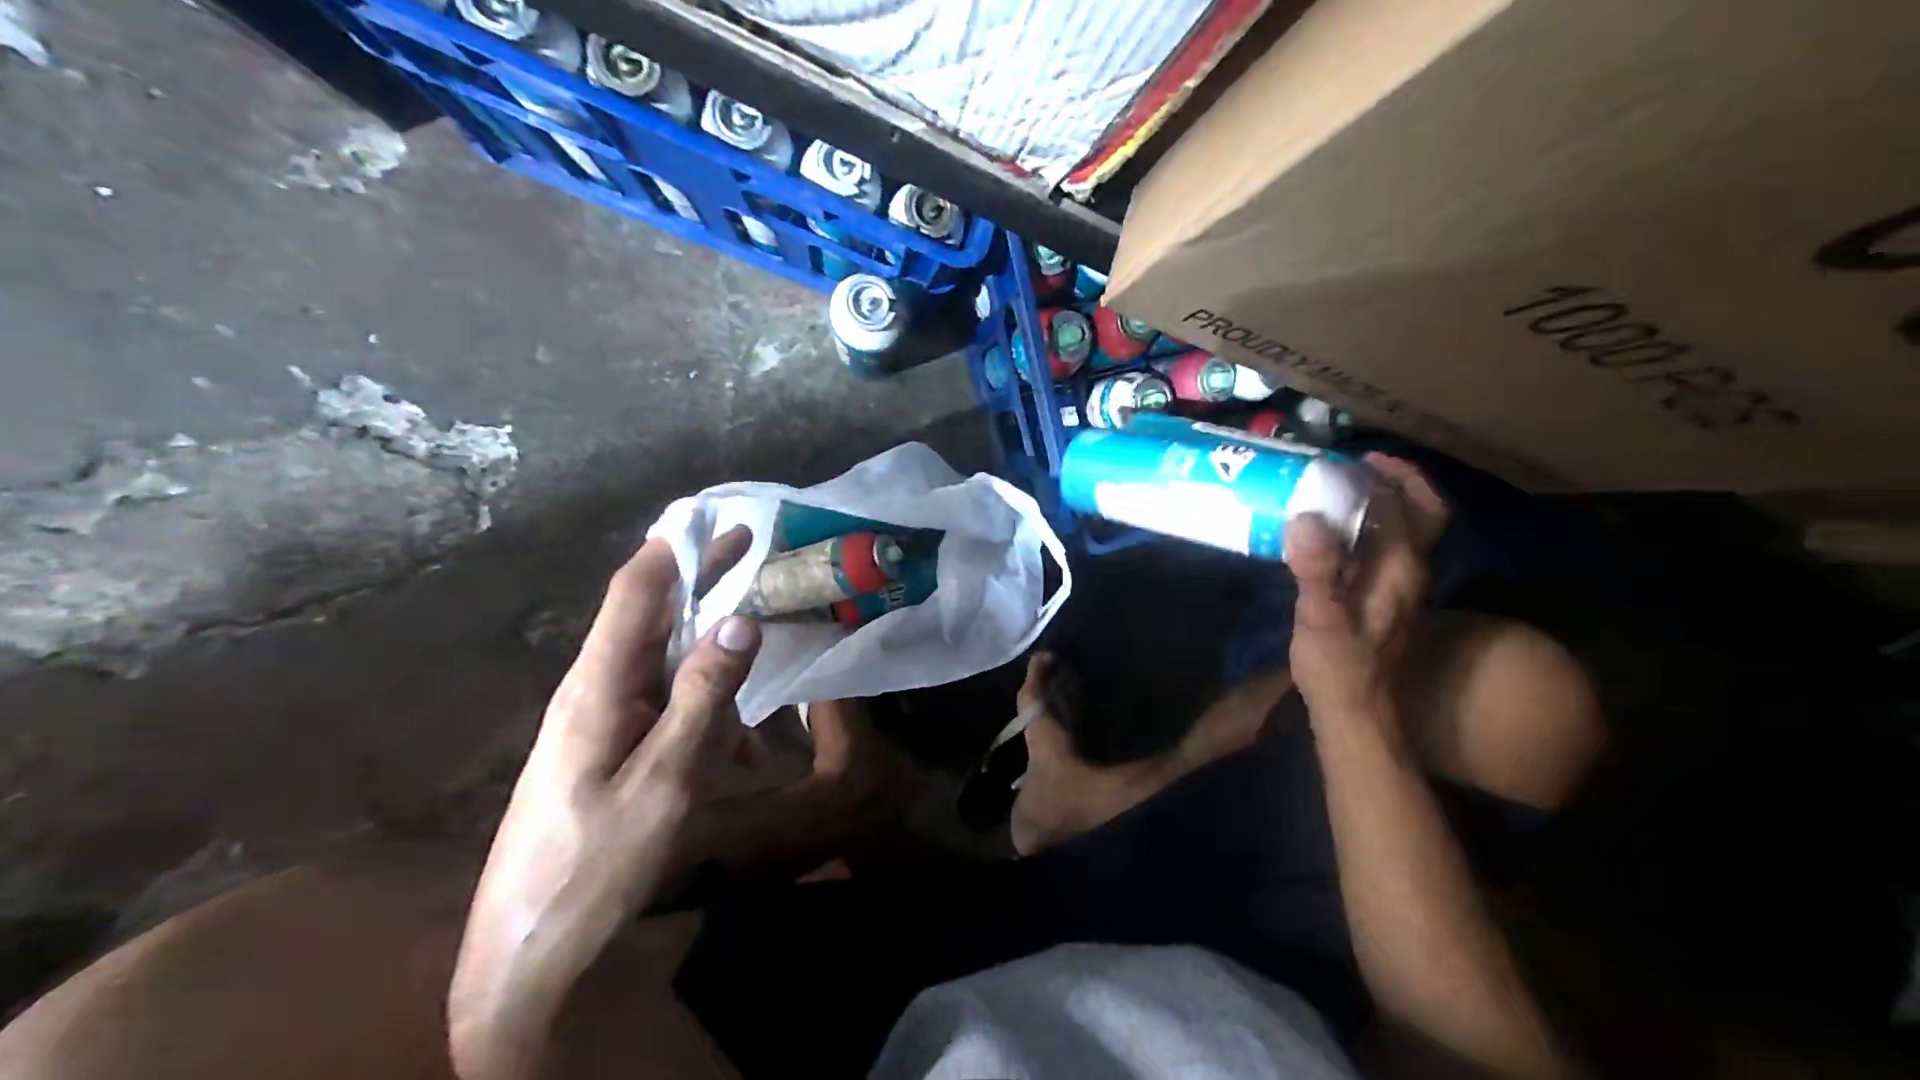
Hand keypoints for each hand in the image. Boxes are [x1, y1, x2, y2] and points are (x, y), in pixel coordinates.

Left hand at [449, 529, 758, 1079]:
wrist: (530, 944)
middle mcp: (597, 688)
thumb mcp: (665, 781)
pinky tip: (732, 737)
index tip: (715, 514)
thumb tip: (741, 621)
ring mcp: (602, 718)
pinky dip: (703, 702)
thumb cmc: (596, 861)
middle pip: (652, 617)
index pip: (635, 592)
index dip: (674, 547)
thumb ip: (704, 698)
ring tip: (747, 649)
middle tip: (750, 552)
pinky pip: (664, 702)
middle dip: (701, 584)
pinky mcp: (611, 745)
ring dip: (708, 652)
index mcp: (598, 684)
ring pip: (664, 661)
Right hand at [1286, 453, 1448, 721]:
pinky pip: (1384, 546)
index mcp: (1400, 568)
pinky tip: (1331, 530)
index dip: (1383, 477)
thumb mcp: (1320, 617)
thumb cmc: (1338, 665)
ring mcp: (1398, 584)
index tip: (1348, 459)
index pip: (1404, 507)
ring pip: (1405, 529)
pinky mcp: (1382, 595)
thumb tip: (1305, 518)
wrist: (1355, 709)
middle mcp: (1409, 570)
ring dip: (1382, 502)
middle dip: (1399, 482)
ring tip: (1340, 488)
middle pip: (1422, 513)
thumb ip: (1316, 568)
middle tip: (1360, 464)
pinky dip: (1367, 526)